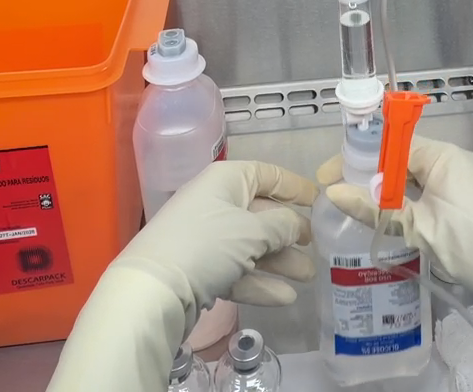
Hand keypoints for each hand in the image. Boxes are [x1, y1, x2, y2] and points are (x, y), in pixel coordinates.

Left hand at [124, 159, 317, 310]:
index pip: (267, 174)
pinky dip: (260, 282)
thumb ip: (281, 226)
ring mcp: (207, 238)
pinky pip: (238, 271)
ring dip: (280, 261)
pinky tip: (285, 297)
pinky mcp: (201, 271)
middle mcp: (217, 203)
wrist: (153, 291)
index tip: (318, 200)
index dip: (294, 186)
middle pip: (261, 213)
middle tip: (316, 246)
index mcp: (227, 180)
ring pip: (252, 245)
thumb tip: (293, 225)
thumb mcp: (252, 231)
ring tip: (308, 277)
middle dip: (290, 232)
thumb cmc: (207, 244)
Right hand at [317, 137, 472, 304]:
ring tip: (362, 211)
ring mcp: (469, 179)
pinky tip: (398, 221)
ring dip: (392, 192)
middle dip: (372, 175)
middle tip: (341, 196)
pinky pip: (435, 191)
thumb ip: (376, 210)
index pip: (391, 144)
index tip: (329, 176)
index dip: (358, 158)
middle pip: (404, 159)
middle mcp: (456, 158)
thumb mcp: (420, 231)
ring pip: (419, 177)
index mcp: (443, 155)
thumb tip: (334, 192)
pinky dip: (413, 202)